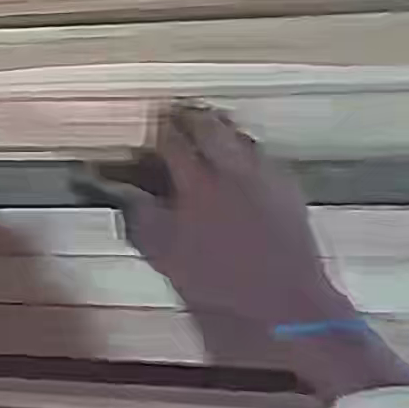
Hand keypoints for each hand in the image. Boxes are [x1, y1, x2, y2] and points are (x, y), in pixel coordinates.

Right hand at [93, 102, 349, 326]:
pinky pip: (266, 157)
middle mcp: (235, 174)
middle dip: (196, 117)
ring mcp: (267, 181)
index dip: (161, 130)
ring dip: (225, 127)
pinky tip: (244, 151)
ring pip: (245, 140)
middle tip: (180, 107)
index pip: (175, 145)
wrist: (282, 300)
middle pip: (214, 132)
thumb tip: (119, 187)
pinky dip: (249, 147)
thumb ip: (139, 211)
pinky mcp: (289, 192)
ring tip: (211, 120)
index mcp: (198, 185)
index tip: (151, 119)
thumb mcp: (159, 248)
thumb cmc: (211, 276)